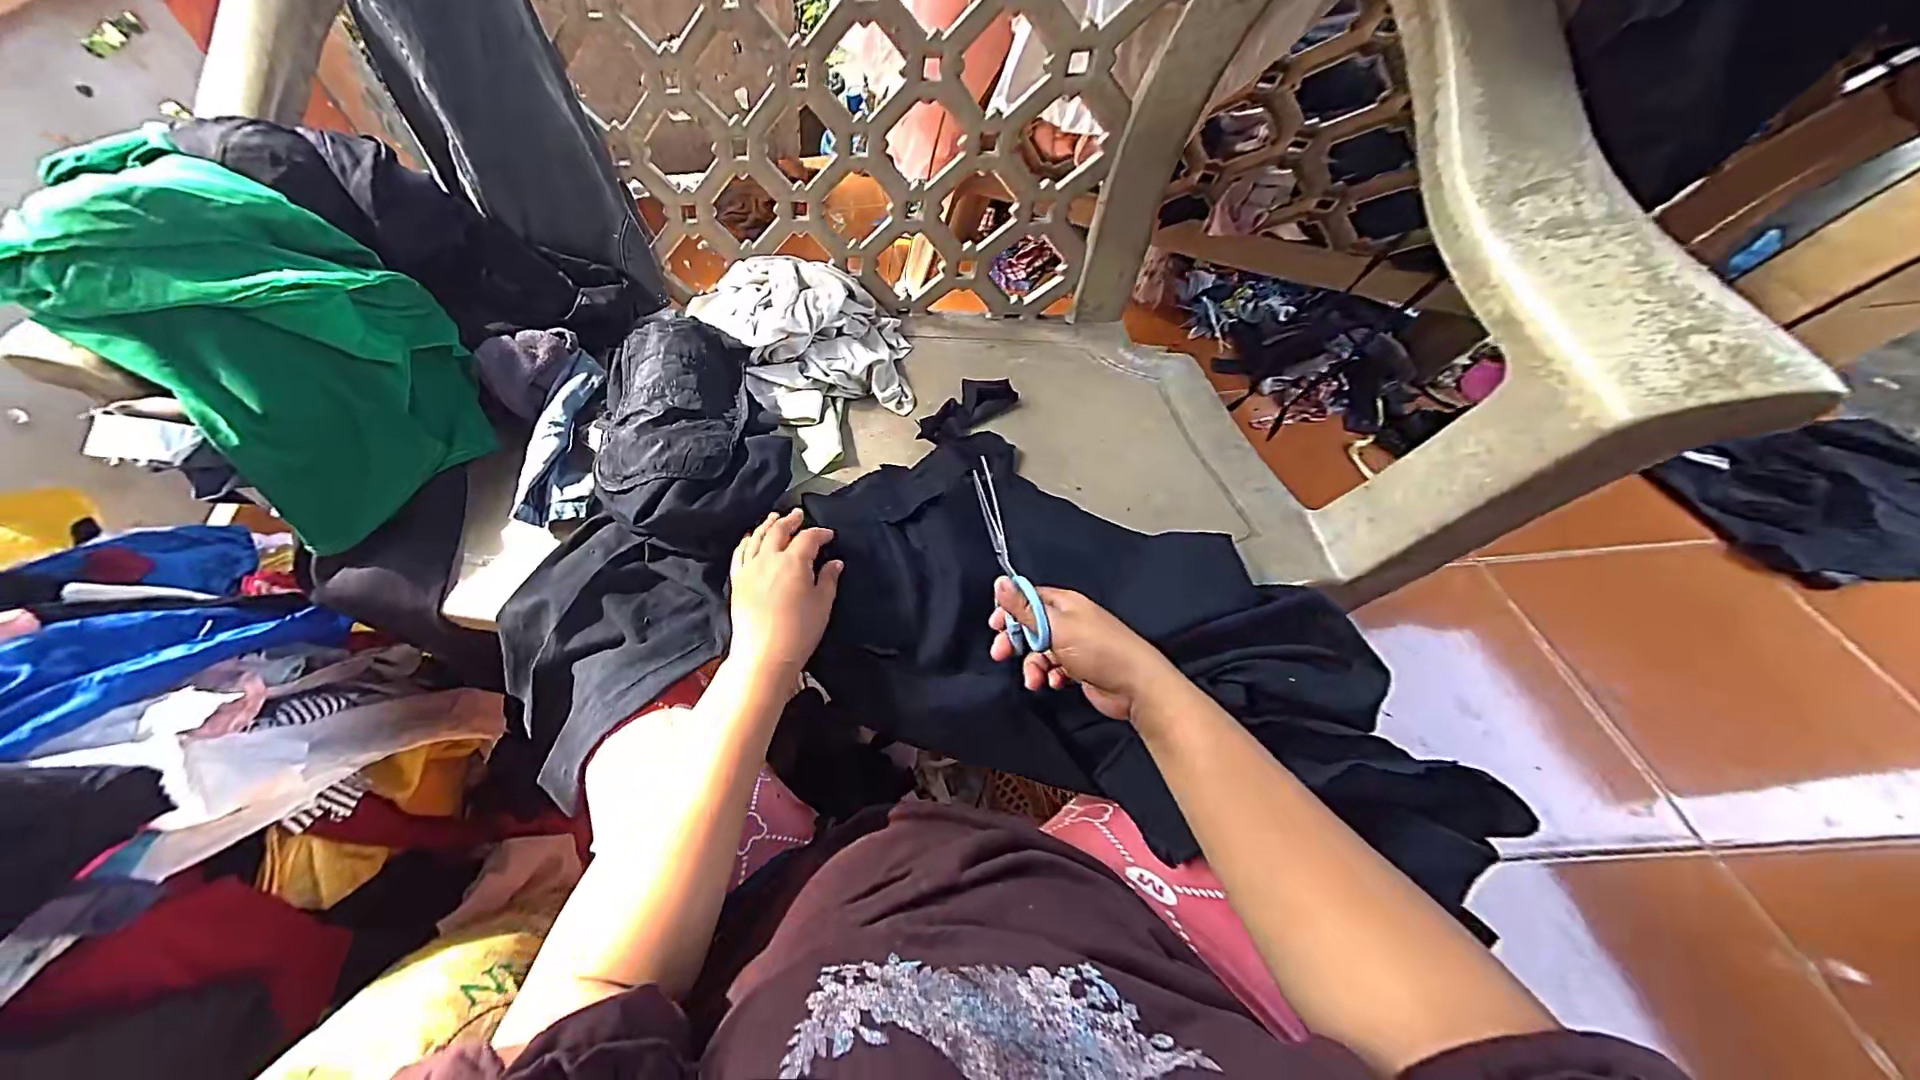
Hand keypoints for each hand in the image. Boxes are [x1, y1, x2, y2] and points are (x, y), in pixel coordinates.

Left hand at [729, 509, 841, 685]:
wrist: (764, 655)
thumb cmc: (797, 632)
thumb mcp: (823, 604)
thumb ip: (828, 579)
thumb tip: (834, 564)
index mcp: (793, 562)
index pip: (809, 537)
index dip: (820, 533)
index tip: (828, 535)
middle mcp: (769, 560)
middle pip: (779, 530)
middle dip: (791, 520)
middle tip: (798, 514)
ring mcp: (750, 569)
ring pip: (757, 537)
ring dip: (768, 525)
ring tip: (774, 519)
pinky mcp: (738, 581)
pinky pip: (740, 553)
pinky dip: (746, 541)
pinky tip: (749, 539)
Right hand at [989, 577, 1182, 722]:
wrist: (1135, 686)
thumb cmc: (1101, 651)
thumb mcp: (1055, 627)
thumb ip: (1025, 608)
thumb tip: (1001, 583)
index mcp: (1064, 603)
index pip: (1028, 598)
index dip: (1010, 610)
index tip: (996, 624)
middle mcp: (1069, 620)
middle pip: (1030, 625)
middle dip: (1015, 640)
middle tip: (1002, 653)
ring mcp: (1075, 644)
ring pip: (1039, 651)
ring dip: (1032, 665)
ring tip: (1035, 678)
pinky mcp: (1079, 666)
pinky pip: (1053, 668)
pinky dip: (1048, 676)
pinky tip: (1053, 682)